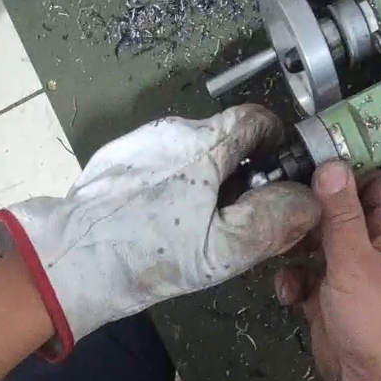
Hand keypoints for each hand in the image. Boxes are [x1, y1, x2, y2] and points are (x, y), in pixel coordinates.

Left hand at [0, 105, 319, 360]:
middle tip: (236, 211)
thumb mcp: (222, 250)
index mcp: (204, 144)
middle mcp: (171, 128)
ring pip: (187, 148)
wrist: (73, 261)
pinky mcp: (114, 157)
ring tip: (193, 219)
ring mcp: (138, 140)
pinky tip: (158, 216)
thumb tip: (308, 200)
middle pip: (221, 135)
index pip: (256, 118)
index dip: (274, 143)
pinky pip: (156, 159)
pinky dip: (169, 179)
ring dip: (202, 173)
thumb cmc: (151, 255)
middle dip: (237, 166)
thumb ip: (271, 221)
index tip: (276, 172)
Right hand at [275, 162, 380, 380]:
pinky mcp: (330, 303)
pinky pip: (306, 281)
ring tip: (275, 251)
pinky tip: (288, 294)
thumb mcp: (356, 260)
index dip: (340, 171)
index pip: (370, 184)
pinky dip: (294, 284)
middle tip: (274, 205)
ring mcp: (351, 276)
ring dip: (294, 250)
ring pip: (316, 248)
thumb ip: (340, 214)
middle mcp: (375, 248)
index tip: (302, 159)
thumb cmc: (380, 319)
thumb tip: (331, 165)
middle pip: (336, 215)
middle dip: (306, 214)